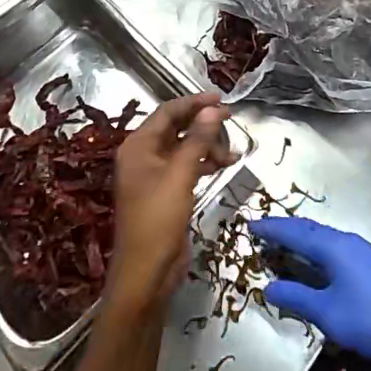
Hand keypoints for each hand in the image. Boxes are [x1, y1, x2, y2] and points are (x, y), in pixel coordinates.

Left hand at [106, 92, 235, 314]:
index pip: (167, 112)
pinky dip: (203, 163)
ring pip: (182, 148)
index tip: (221, 99)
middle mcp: (142, 155)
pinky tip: (224, 165)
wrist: (146, 271)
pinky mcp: (164, 192)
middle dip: (202, 124)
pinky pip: (185, 167)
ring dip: (206, 145)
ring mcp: (152, 174)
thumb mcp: (179, 176)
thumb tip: (212, 109)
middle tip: (231, 123)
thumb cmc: (158, 219)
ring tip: (233, 151)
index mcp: (137, 145)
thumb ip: (196, 140)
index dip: (193, 103)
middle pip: (174, 128)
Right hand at [251, 217, 370, 370]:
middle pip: (309, 229)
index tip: (250, 225)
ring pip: (325, 237)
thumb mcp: (329, 314)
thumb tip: (268, 287)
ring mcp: (365, 252)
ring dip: (303, 238)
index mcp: (333, 247)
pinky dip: (319, 248)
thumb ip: (297, 298)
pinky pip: (337, 247)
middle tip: (263, 230)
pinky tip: (319, 261)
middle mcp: (348, 242)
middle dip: (285, 229)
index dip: (270, 229)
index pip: (293, 232)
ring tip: (286, 243)